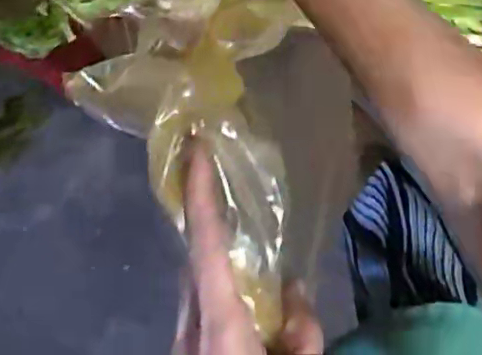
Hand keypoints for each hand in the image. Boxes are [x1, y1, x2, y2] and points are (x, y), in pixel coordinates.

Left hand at [178, 142, 322, 354]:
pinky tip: (243, 316)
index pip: (204, 241)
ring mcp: (179, 345)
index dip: (200, 189)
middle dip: (213, 226)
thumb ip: (302, 330)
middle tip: (232, 194)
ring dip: (219, 269)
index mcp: (218, 321)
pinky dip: (216, 300)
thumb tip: (296, 290)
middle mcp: (188, 327)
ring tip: (251, 263)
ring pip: (195, 290)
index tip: (197, 147)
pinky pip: (195, 316)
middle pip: (196, 262)